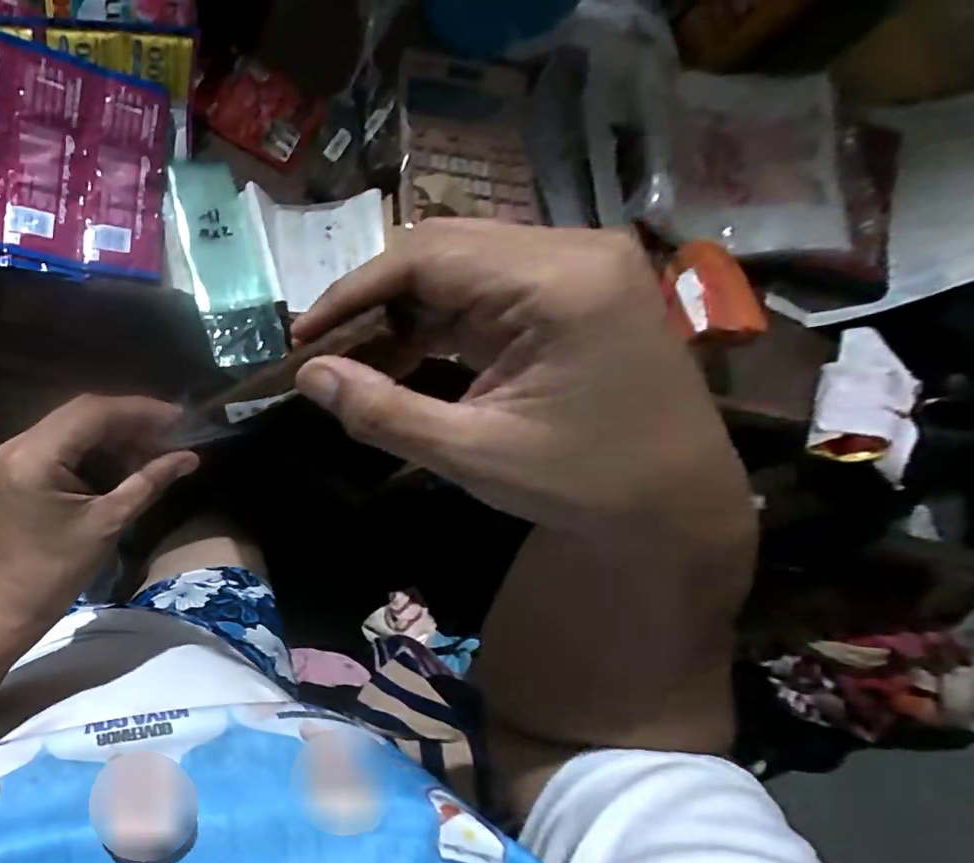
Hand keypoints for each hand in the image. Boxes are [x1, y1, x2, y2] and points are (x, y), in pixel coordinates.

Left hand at [0, 395, 199, 619]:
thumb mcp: (109, 522)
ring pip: (75, 422)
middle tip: (170, 433)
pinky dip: (97, 444)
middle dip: (129, 420)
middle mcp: (20, 444)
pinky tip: (126, 456)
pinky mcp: (23, 462)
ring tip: (153, 447)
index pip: (92, 414)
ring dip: (115, 432)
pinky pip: (65, 438)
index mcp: (35, 457)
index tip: (178, 418)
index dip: (138, 411)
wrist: (22, 595)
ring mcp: (17, 451)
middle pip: (83, 412)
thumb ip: (149, 482)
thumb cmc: (63, 566)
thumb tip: (190, 457)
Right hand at [292, 219, 753, 549]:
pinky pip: (477, 290)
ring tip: (348, 354)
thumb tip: (308, 375)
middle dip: (369, 295)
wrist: (672, 503)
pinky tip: (395, 356)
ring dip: (395, 307)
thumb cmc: (580, 481)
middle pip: (440, 247)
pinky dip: (427, 321)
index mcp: (559, 282)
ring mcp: (573, 271)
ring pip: (455, 265)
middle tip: (319, 345)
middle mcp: (570, 254)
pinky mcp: (565, 296)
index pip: (427, 256)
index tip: (301, 335)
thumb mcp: (469, 453)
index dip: (352, 291)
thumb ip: (381, 412)